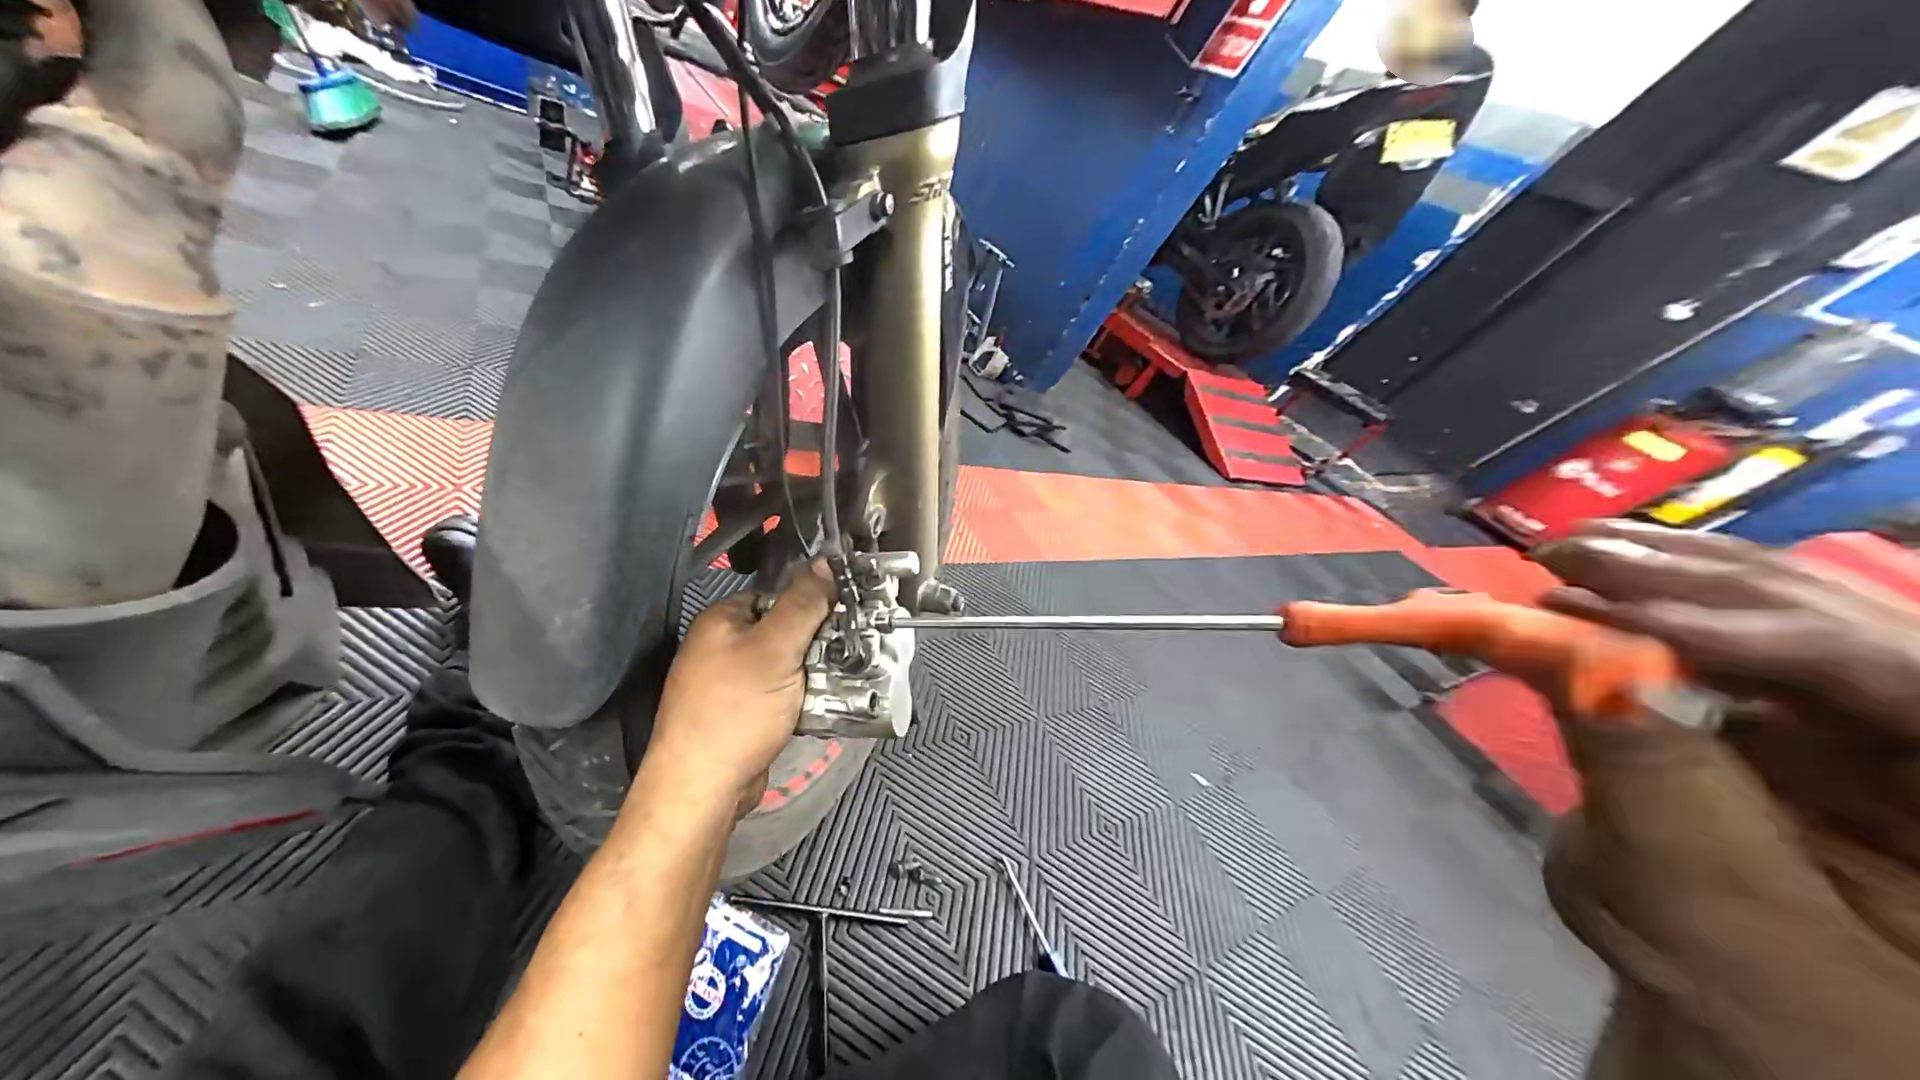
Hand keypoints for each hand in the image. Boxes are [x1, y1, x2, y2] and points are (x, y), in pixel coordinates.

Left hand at [641, 563, 836, 816]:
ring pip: (787, 665)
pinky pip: (781, 694)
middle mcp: (722, 646)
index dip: (812, 606)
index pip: (778, 596)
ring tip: (840, 681)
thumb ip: (803, 605)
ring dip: (813, 674)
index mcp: (722, 620)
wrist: (703, 787)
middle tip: (849, 654)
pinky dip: (802, 698)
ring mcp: (730, 682)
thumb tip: (826, 563)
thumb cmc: (736, 711)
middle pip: (785, 630)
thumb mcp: (776, 649)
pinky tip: (820, 706)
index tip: (844, 620)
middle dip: (817, 644)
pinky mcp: (742, 713)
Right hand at [1531, 523, 1919, 1075]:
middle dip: (1708, 588)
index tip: (1618, 615)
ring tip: (1575, 552)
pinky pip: (1751, 652)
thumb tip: (1570, 660)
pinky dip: (1662, 612)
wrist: (1758, 1042)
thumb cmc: (1762, 1015)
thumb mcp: (1706, 910)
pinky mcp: (1822, 733)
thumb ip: (1649, 779)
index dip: (1779, 639)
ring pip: (1807, 624)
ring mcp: (1895, 740)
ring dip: (1678, 581)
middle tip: (1573, 556)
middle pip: (1864, 634)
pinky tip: (1600, 586)